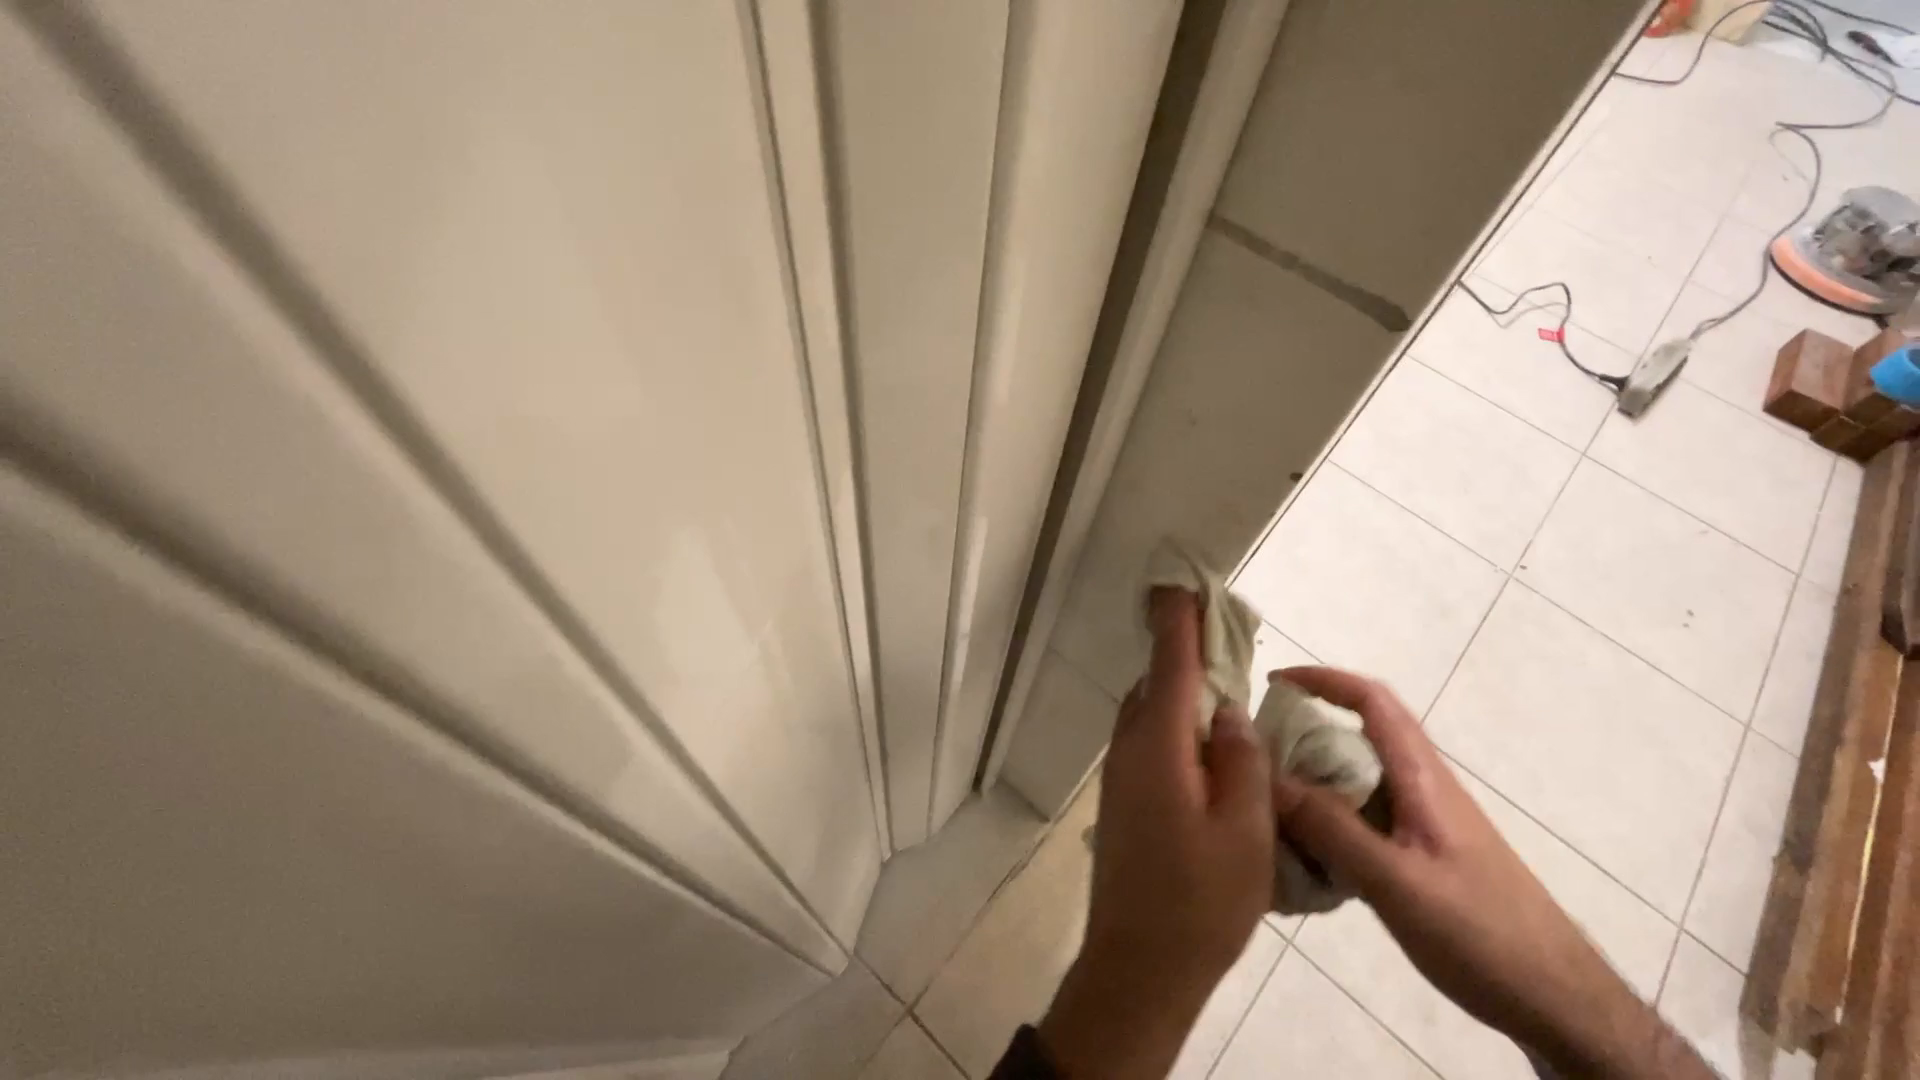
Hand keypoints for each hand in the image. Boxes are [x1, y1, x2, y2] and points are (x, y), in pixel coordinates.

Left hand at [1037, 589, 1274, 1079]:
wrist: (1140, 964)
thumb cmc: (1201, 901)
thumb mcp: (1246, 830)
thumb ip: (1241, 761)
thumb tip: (1228, 713)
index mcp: (1159, 745)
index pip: (1169, 664)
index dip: (1178, 621)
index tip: (1181, 583)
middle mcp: (1130, 748)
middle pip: (1154, 683)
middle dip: (1183, 652)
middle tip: (1224, 635)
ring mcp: (1120, 775)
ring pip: (1149, 713)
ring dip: (1179, 690)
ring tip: (1224, 685)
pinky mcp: (1123, 799)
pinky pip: (1148, 740)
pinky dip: (1173, 723)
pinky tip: (1206, 743)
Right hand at [1270, 666, 1712, 1079]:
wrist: (1558, 1000)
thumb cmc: (1482, 934)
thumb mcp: (1396, 883)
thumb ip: (1331, 829)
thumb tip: (1265, 776)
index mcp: (1421, 779)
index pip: (1373, 701)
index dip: (1323, 680)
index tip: (1273, 680)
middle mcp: (1422, 789)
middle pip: (1355, 737)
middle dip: (1300, 733)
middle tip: (1249, 758)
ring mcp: (1423, 823)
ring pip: (1354, 781)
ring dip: (1308, 781)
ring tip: (1262, 806)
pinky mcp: (1421, 856)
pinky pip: (1360, 820)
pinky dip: (1324, 822)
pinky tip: (1302, 856)